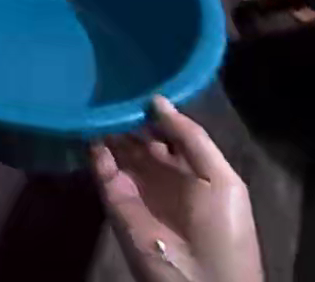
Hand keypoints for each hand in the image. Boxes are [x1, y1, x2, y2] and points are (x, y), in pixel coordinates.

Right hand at [91, 97, 262, 281]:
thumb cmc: (223, 232)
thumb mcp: (222, 180)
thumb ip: (191, 136)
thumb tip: (156, 100)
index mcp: (188, 167)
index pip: (164, 129)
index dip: (152, 109)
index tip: (137, 82)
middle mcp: (158, 172)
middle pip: (136, 133)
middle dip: (127, 112)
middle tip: (111, 83)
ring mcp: (134, 183)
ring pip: (115, 143)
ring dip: (108, 122)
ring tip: (97, 95)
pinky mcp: (113, 197)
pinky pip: (99, 163)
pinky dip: (93, 142)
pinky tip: (91, 121)